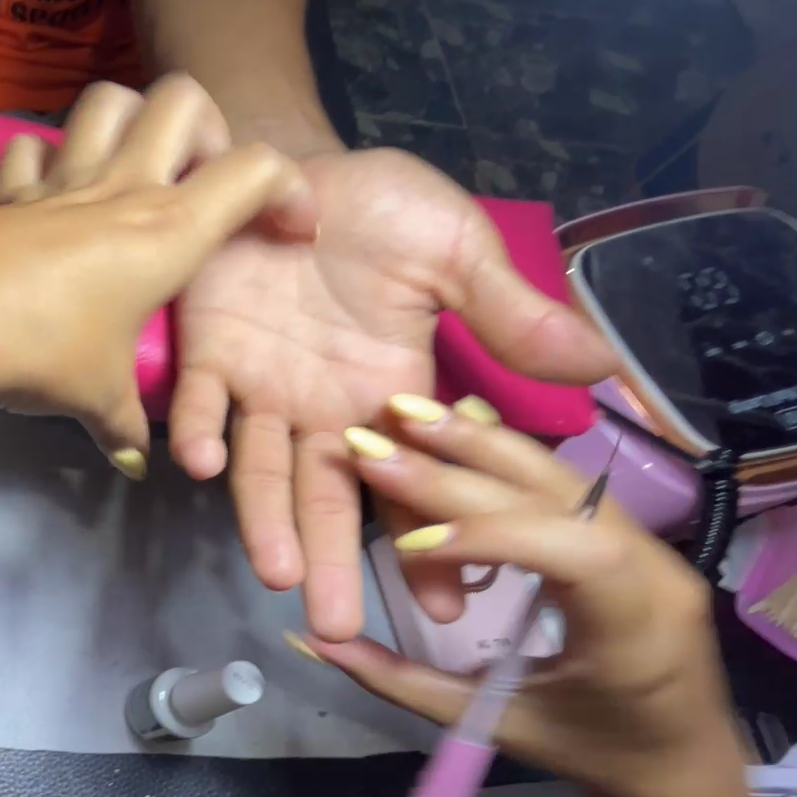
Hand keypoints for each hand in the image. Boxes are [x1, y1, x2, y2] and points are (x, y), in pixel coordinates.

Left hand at [0, 76, 315, 467]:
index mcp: (167, 232)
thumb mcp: (95, 399)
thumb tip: (134, 464)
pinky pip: (29, 149)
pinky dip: (43, 159)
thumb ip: (122, 428)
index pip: (256, 171)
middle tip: (194, 183)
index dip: (290, 188)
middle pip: (182, 100)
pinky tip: (43, 195)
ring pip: (106, 101)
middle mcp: (120, 189)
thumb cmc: (42, 354)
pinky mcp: (6, 194)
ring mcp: (58, 183)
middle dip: (205, 128)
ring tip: (125, 173)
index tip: (291, 229)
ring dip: (126, 122)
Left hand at [169, 148, 616, 640]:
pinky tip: (205, 467)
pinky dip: (197, 432)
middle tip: (346, 624)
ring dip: (266, 521)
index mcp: (386, 393)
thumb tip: (600, 375)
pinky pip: (198, 404)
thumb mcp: (454, 255)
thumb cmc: (377, 212)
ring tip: (281, 573)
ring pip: (260, 469)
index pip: (413, 480)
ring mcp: (259, 389)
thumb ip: (505, 315)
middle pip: (327, 496)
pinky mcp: (206, 358)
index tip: (450, 603)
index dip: (432, 538)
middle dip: (335, 557)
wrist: (291, 172)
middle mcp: (320, 408)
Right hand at [298, 397, 745, 796]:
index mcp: (635, 631)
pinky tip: (449, 422)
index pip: (569, 556)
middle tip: (373, 442)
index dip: (485, 537)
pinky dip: (495, 450)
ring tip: (404, 411)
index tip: (406, 540)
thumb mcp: (487, 723)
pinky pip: (556, 481)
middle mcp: (653, 571)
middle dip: (455, 470)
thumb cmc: (585, 748)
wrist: (678, 755)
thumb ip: (396, 678)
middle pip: (552, 500)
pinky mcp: (621, 530)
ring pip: (557, 476)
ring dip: (474, 441)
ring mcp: (645, 543)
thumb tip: (310, 637)